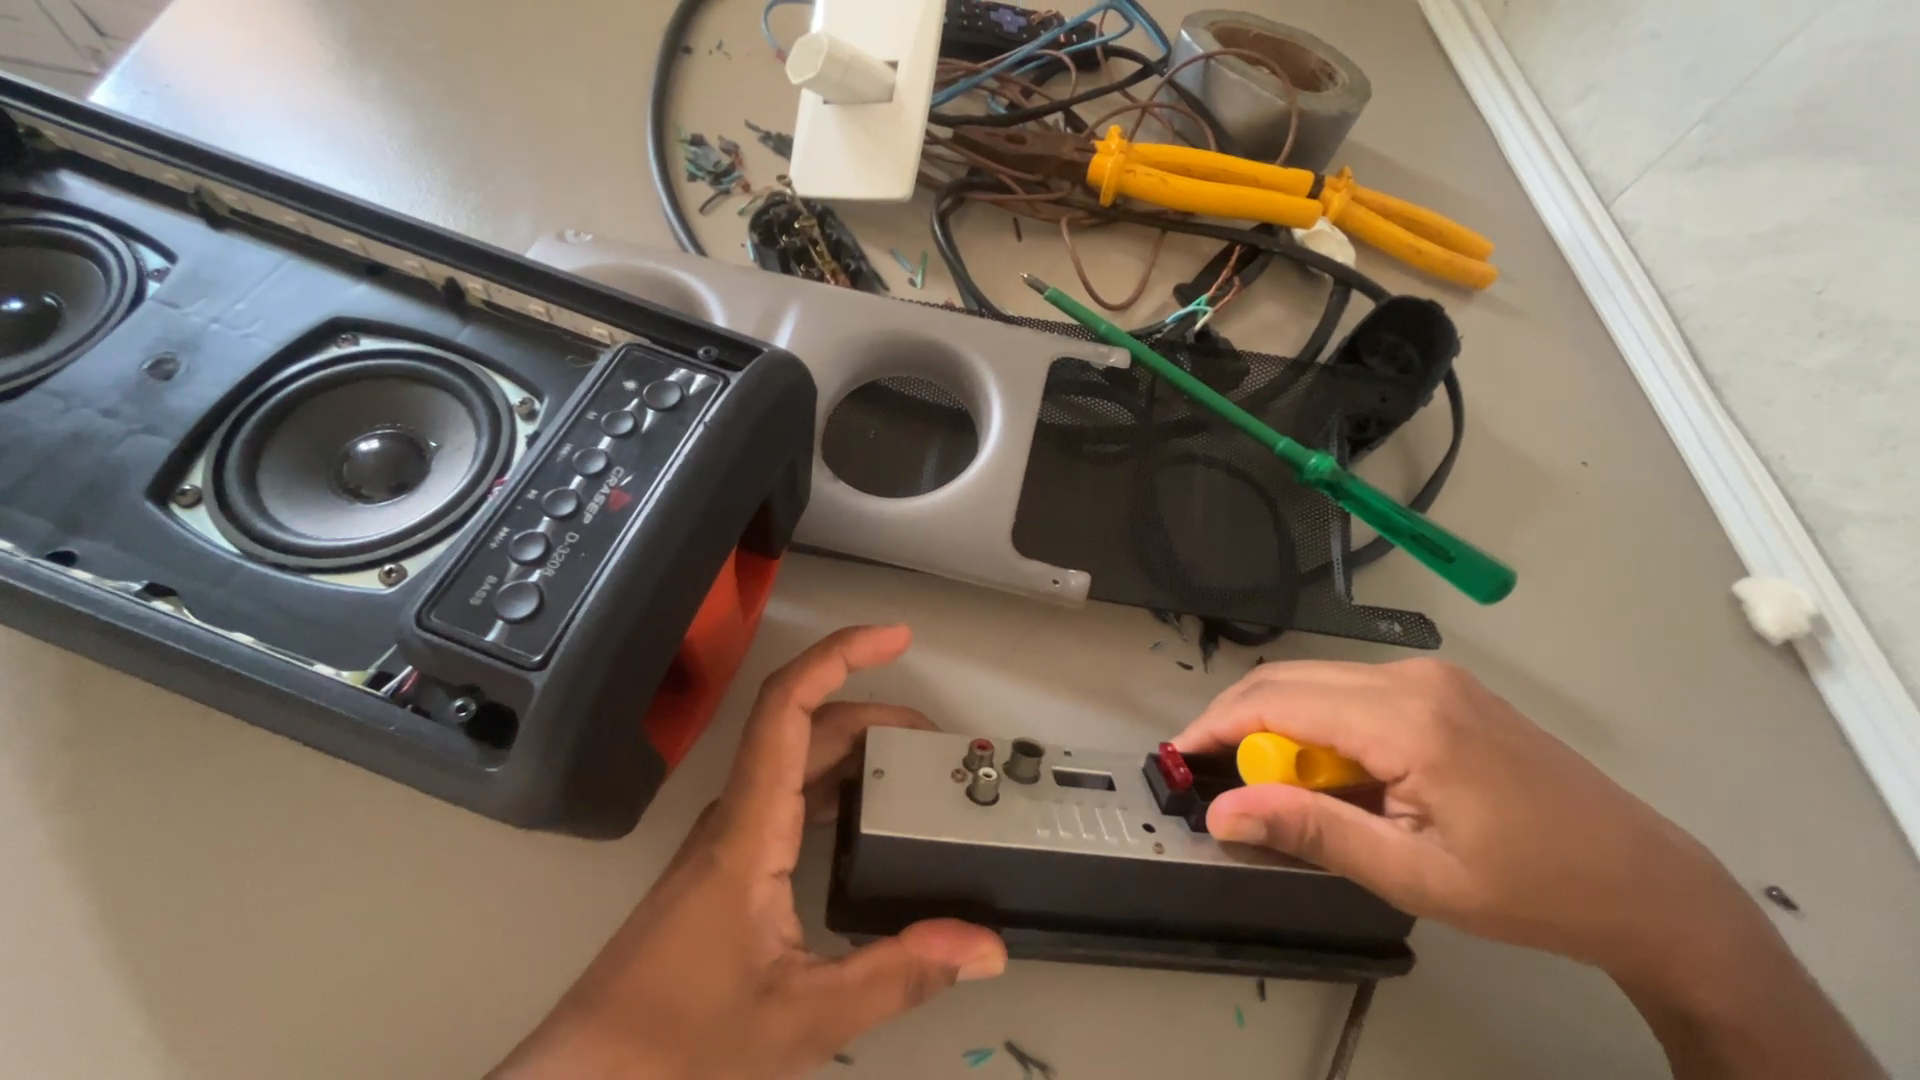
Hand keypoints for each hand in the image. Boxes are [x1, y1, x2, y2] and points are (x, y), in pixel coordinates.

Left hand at [491, 625, 1006, 1079]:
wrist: (592, 1076)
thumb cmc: (685, 1041)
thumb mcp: (806, 1016)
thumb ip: (900, 975)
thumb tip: (985, 947)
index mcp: (751, 830)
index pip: (789, 708)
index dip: (840, 657)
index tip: (895, 638)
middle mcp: (736, 817)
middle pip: (801, 727)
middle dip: (869, 709)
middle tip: (932, 741)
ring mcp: (726, 839)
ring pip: (791, 761)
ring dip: (851, 746)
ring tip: (912, 771)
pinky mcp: (724, 865)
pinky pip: (785, 797)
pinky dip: (832, 786)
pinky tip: (865, 819)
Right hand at [1172, 658, 1749, 980]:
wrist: (1646, 882)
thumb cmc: (1533, 889)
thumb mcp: (1412, 873)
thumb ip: (1311, 831)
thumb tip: (1222, 813)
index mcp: (1408, 719)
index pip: (1277, 701)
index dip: (1216, 725)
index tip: (1177, 757)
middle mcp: (1414, 679)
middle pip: (1290, 680)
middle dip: (1239, 722)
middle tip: (1213, 776)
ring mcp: (1433, 678)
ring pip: (1318, 682)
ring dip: (1279, 725)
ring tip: (1271, 784)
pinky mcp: (1443, 690)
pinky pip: (1353, 692)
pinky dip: (1319, 724)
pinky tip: (1329, 773)